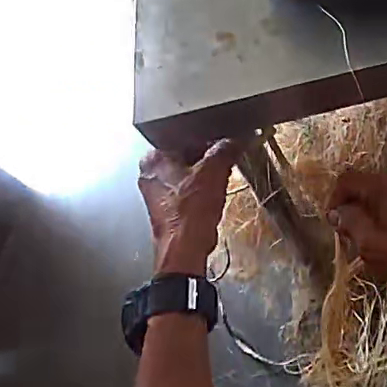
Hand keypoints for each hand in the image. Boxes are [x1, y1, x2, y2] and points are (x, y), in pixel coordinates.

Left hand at [138, 140, 244, 276]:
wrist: (185, 249)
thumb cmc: (190, 211)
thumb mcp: (214, 171)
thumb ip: (225, 149)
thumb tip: (236, 140)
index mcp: (153, 158)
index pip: (185, 137)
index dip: (209, 140)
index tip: (226, 145)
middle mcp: (150, 173)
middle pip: (187, 155)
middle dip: (208, 159)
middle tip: (224, 164)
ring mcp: (157, 192)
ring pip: (189, 173)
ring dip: (206, 176)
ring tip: (218, 182)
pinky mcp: (167, 208)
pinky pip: (188, 191)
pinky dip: (201, 191)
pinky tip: (212, 197)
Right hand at [329, 170, 386, 307]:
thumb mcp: (371, 244)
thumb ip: (349, 223)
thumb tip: (335, 211)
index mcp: (381, 186)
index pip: (345, 180)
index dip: (334, 200)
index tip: (333, 225)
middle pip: (358, 187)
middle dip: (348, 208)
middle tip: (346, 235)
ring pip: (372, 198)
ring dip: (362, 216)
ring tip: (362, 241)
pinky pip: (385, 206)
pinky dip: (376, 219)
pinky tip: (380, 241)